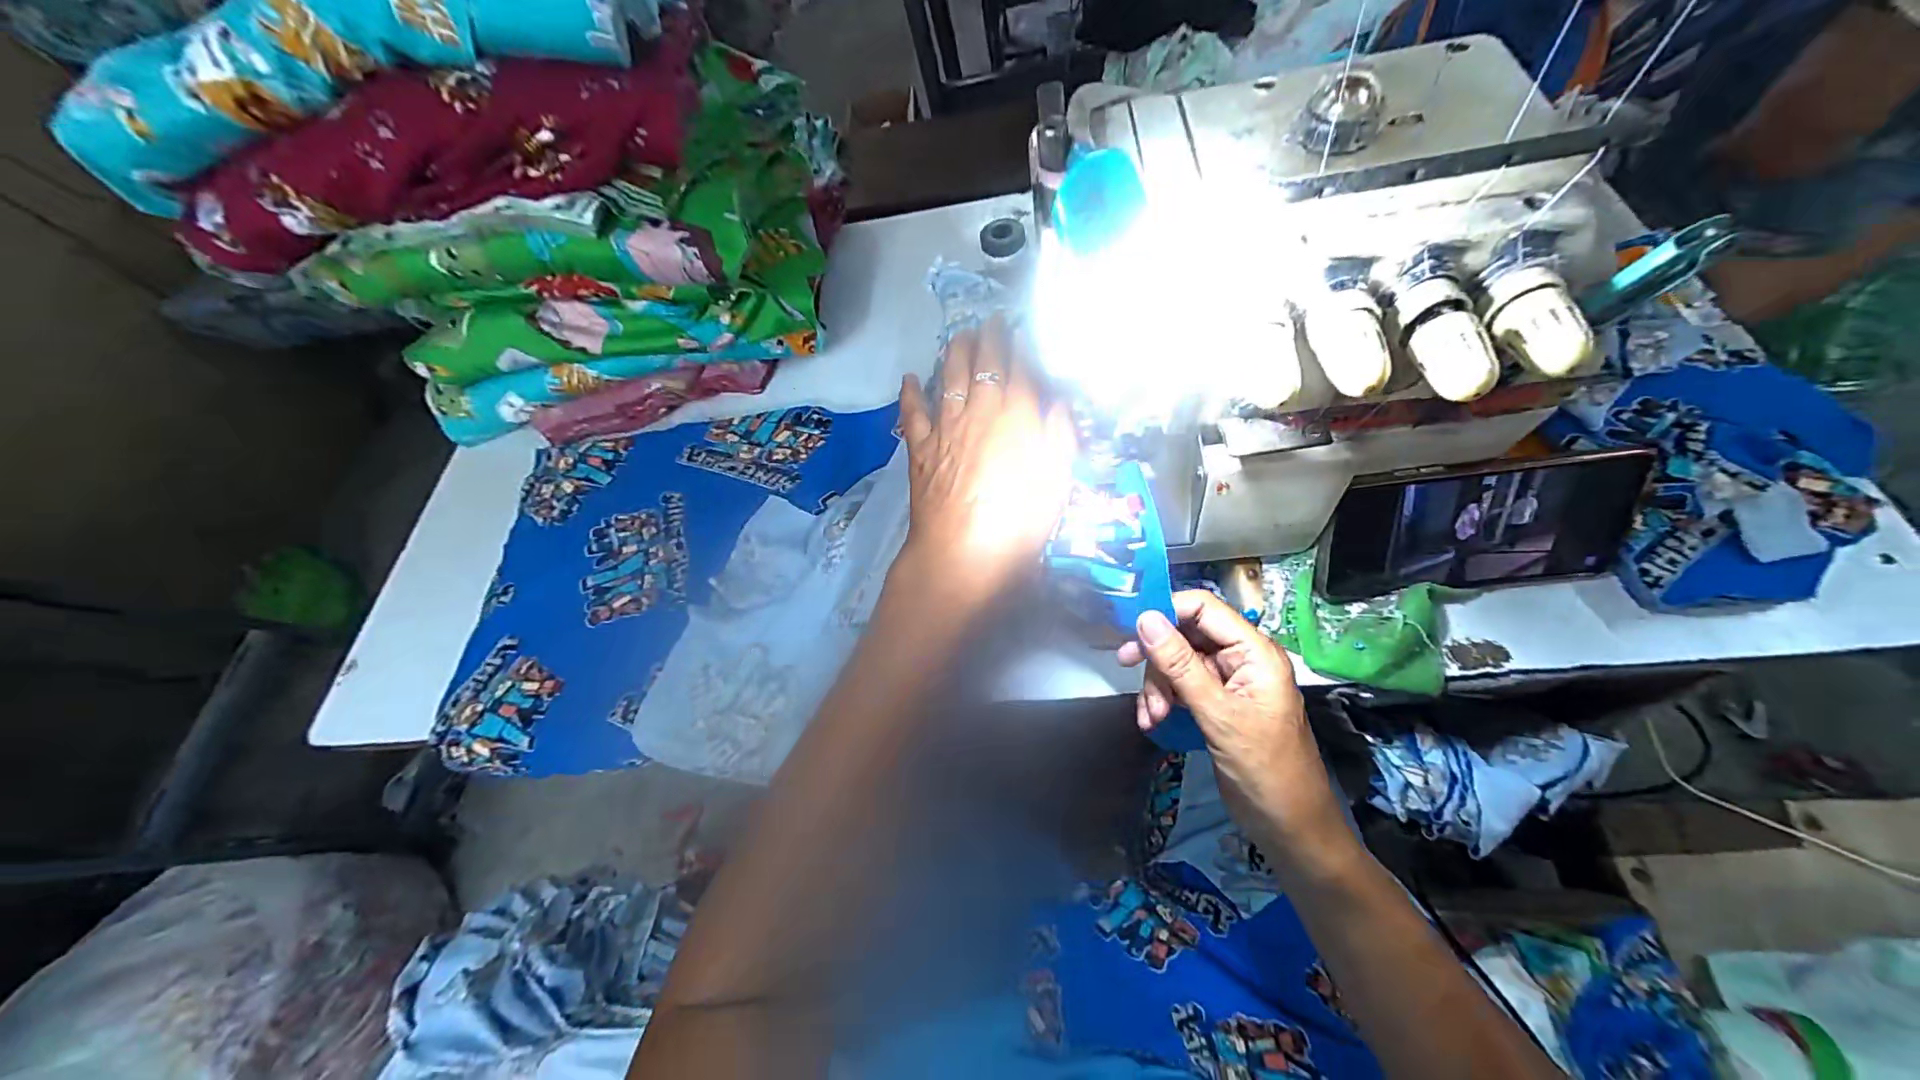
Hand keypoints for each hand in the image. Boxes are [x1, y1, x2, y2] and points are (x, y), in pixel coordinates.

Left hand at [894, 316, 1075, 611]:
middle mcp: (980, 411)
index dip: (1022, 346)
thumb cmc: (1020, 522)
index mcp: (1018, 417)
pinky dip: (910, 392)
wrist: (964, 553)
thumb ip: (1060, 436)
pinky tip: (909, 378)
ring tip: (958, 334)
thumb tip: (1059, 400)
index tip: (1023, 328)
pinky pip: (913, 412)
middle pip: (984, 365)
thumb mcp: (1058, 481)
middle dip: (989, 338)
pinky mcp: (921, 448)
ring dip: (953, 352)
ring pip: (948, 377)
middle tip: (991, 320)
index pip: (1021, 370)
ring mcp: (946, 427)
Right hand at [1117, 591, 1353, 875]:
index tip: (1131, 629)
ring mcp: (1228, 682)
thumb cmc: (1265, 768)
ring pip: (1177, 663)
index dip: (1167, 611)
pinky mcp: (1216, 704)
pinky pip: (1180, 687)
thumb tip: (1146, 619)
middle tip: (1127, 668)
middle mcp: (1241, 659)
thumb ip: (1180, 665)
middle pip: (1185, 635)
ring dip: (1158, 686)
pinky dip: (1163, 701)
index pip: (1204, 608)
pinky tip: (1154, 721)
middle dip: (1158, 657)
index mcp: (1254, 652)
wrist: (1289, 825)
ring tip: (1152, 716)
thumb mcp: (1219, 714)